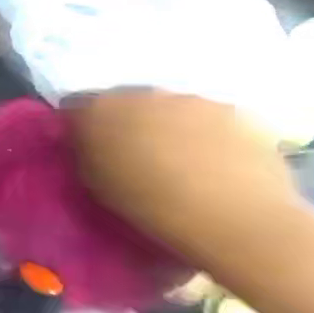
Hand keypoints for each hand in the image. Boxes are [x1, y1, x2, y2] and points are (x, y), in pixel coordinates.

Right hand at [70, 89, 306, 267]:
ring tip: (182, 164)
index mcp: (101, 109)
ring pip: (172, 108)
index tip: (89, 148)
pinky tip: (217, 167)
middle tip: (135, 157)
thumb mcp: (97, 185)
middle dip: (128, 123)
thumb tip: (91, 142)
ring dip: (170, 127)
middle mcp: (144, 93)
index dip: (82, 125)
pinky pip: (212, 120)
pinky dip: (209, 136)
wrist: (235, 219)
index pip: (77, 105)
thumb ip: (88, 154)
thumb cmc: (151, 207)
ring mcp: (193, 98)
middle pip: (127, 102)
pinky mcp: (236, 112)